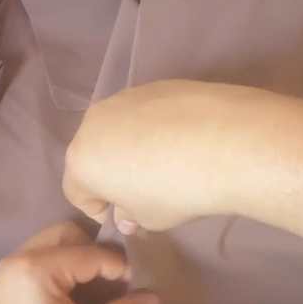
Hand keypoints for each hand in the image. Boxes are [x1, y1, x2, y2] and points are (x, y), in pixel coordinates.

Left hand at [0, 223, 160, 303]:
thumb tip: (156, 298)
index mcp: (37, 267)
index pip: (91, 253)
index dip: (121, 268)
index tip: (142, 287)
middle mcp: (20, 257)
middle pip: (68, 234)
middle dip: (96, 252)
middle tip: (120, 280)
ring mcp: (10, 269)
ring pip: (54, 244)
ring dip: (79, 257)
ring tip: (103, 287)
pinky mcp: (8, 283)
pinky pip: (42, 259)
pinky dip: (64, 267)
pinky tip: (81, 294)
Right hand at [63, 80, 276, 233]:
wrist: (227, 142)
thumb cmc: (176, 191)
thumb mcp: (150, 218)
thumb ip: (130, 216)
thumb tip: (126, 214)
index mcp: (82, 159)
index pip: (76, 191)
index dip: (97, 208)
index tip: (123, 216)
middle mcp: (94, 123)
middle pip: (93, 152)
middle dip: (111, 172)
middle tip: (143, 190)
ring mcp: (124, 97)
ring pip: (118, 128)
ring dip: (131, 145)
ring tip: (166, 161)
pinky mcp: (155, 85)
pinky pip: (145, 112)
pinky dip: (155, 126)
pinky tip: (184, 139)